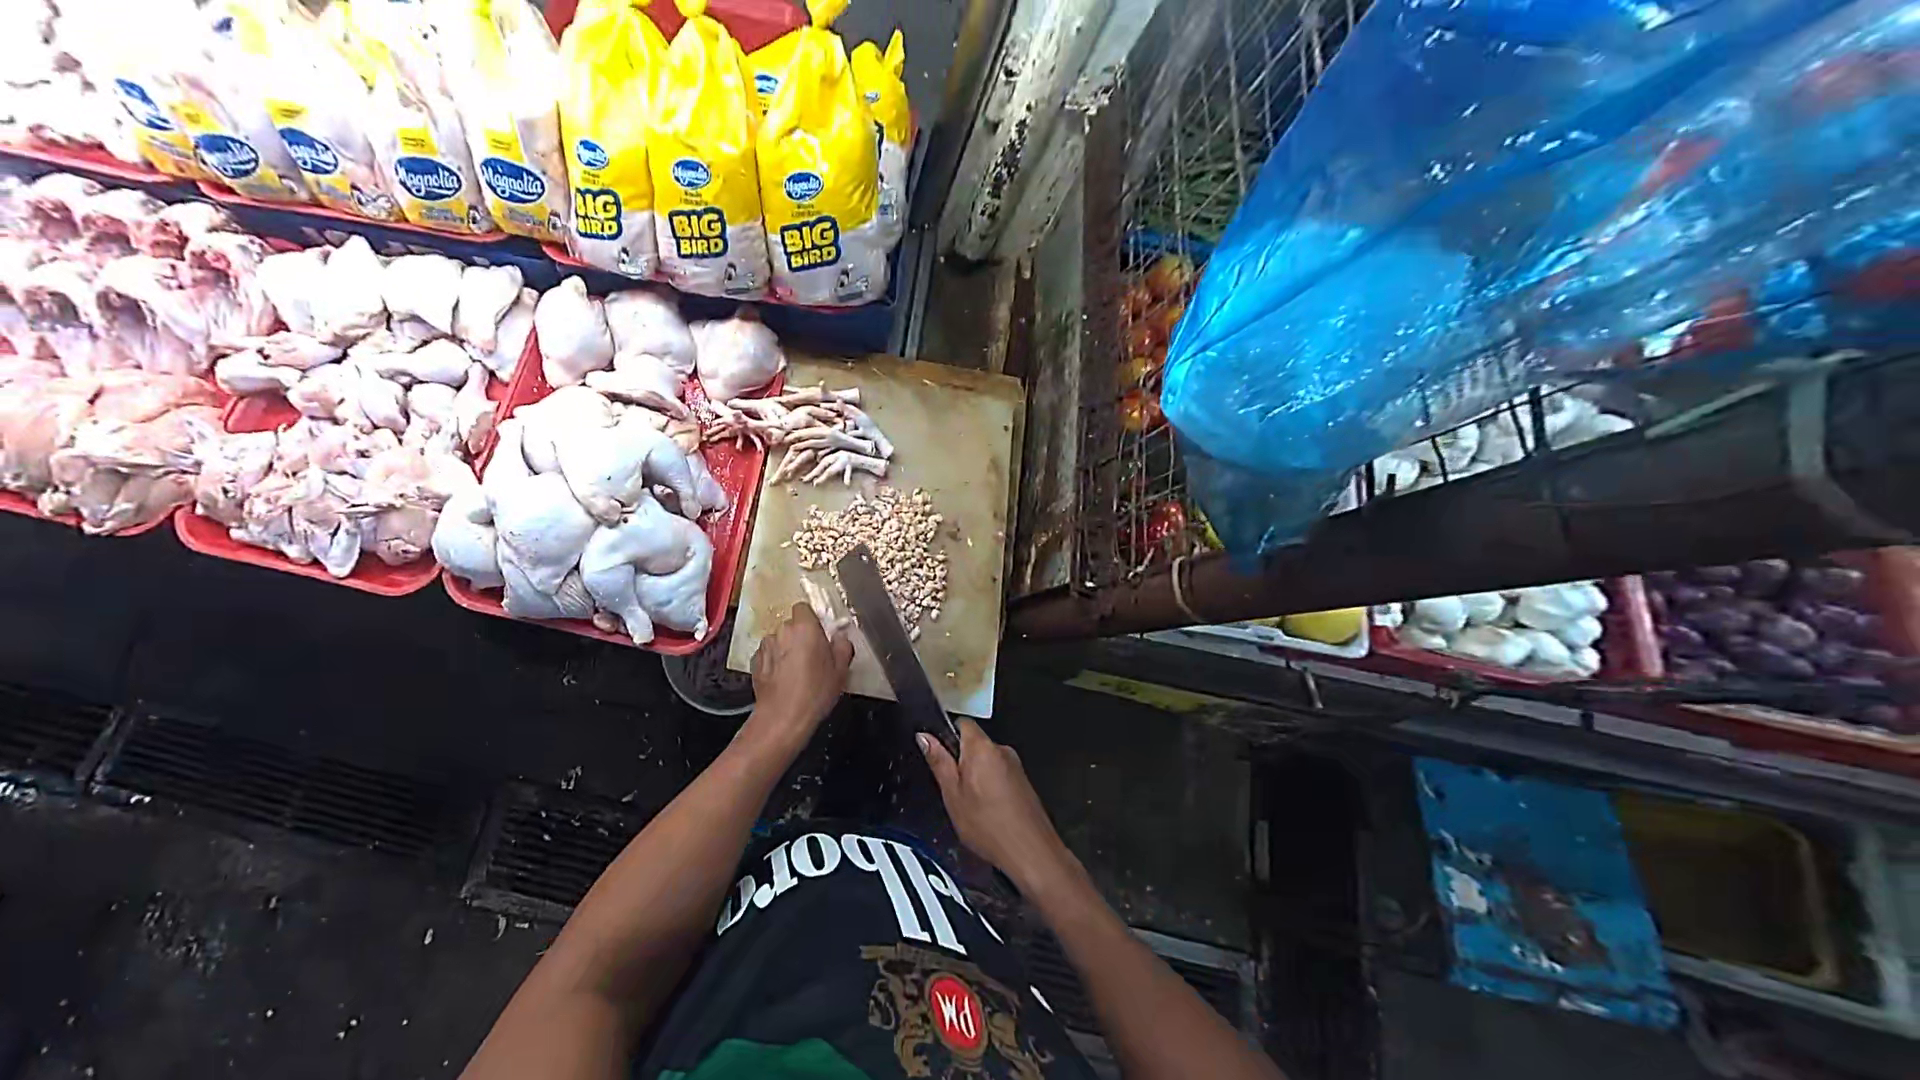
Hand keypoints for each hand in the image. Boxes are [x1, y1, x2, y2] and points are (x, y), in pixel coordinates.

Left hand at [746, 603, 852, 753]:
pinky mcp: (755, 662)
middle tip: (813, 656)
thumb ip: (843, 646)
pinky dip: (775, 662)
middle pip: (792, 625)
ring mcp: (765, 646)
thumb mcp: (841, 670)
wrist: (782, 718)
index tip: (820, 635)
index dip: (811, 620)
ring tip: (797, 671)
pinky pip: (769, 655)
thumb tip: (840, 637)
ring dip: (787, 649)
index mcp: (805, 627)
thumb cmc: (814, 693)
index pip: (804, 608)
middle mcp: (782, 631)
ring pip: (779, 640)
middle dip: (801, 636)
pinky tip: (784, 679)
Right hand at [918, 719, 1075, 892]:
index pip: (961, 722)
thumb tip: (925, 738)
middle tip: (952, 786)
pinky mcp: (1022, 781)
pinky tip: (986, 810)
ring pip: (986, 760)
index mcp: (981, 748)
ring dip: (975, 775)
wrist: (1029, 851)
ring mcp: (1014, 765)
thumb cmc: (992, 827)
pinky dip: (990, 786)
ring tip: (971, 804)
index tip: (936, 750)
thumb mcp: (952, 795)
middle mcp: (1001, 750)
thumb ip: (938, 762)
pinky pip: (999, 774)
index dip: (945, 734)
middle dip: (960, 760)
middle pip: (973, 742)